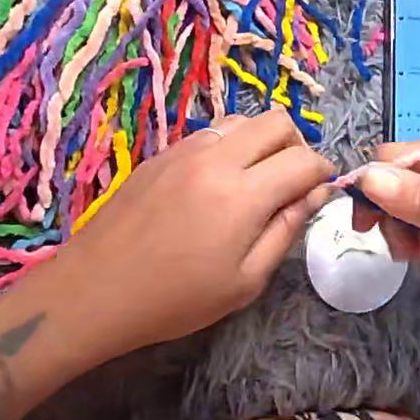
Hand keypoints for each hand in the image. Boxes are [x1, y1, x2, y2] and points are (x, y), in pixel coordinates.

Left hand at [44, 110, 333, 352]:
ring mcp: (185, 150)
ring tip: (255, 180)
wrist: (95, 289)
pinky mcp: (162, 153)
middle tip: (291, 182)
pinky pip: (209, 132)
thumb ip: (286, 230)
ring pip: (242, 120)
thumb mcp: (244, 281)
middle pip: (276, 121)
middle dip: (297, 146)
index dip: (323, 172)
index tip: (321, 191)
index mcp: (243, 195)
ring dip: (261, 141)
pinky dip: (229, 146)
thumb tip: (317, 193)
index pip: (303, 159)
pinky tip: (217, 183)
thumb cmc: (175, 299)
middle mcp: (216, 158)